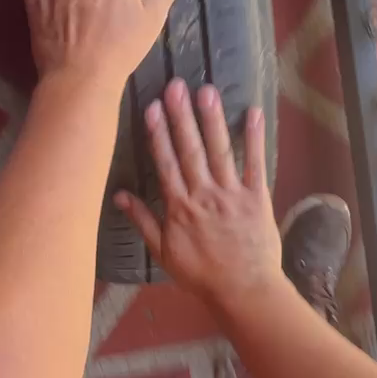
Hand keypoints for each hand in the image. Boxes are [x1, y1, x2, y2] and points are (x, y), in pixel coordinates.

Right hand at [115, 80, 281, 309]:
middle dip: (182, 117)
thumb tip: (119, 194)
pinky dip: (254, 138)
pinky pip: (256, 164)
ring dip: (212, 120)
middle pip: (190, 150)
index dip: (158, 134)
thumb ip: (142, 221)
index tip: (152, 107)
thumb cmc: (201, 274)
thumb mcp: (163, 252)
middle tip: (176, 86)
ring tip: (207, 91)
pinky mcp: (258, 197)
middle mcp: (204, 194)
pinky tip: (252, 113)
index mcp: (179, 206)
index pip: (165, 163)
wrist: (244, 291)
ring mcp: (232, 194)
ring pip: (220, 151)